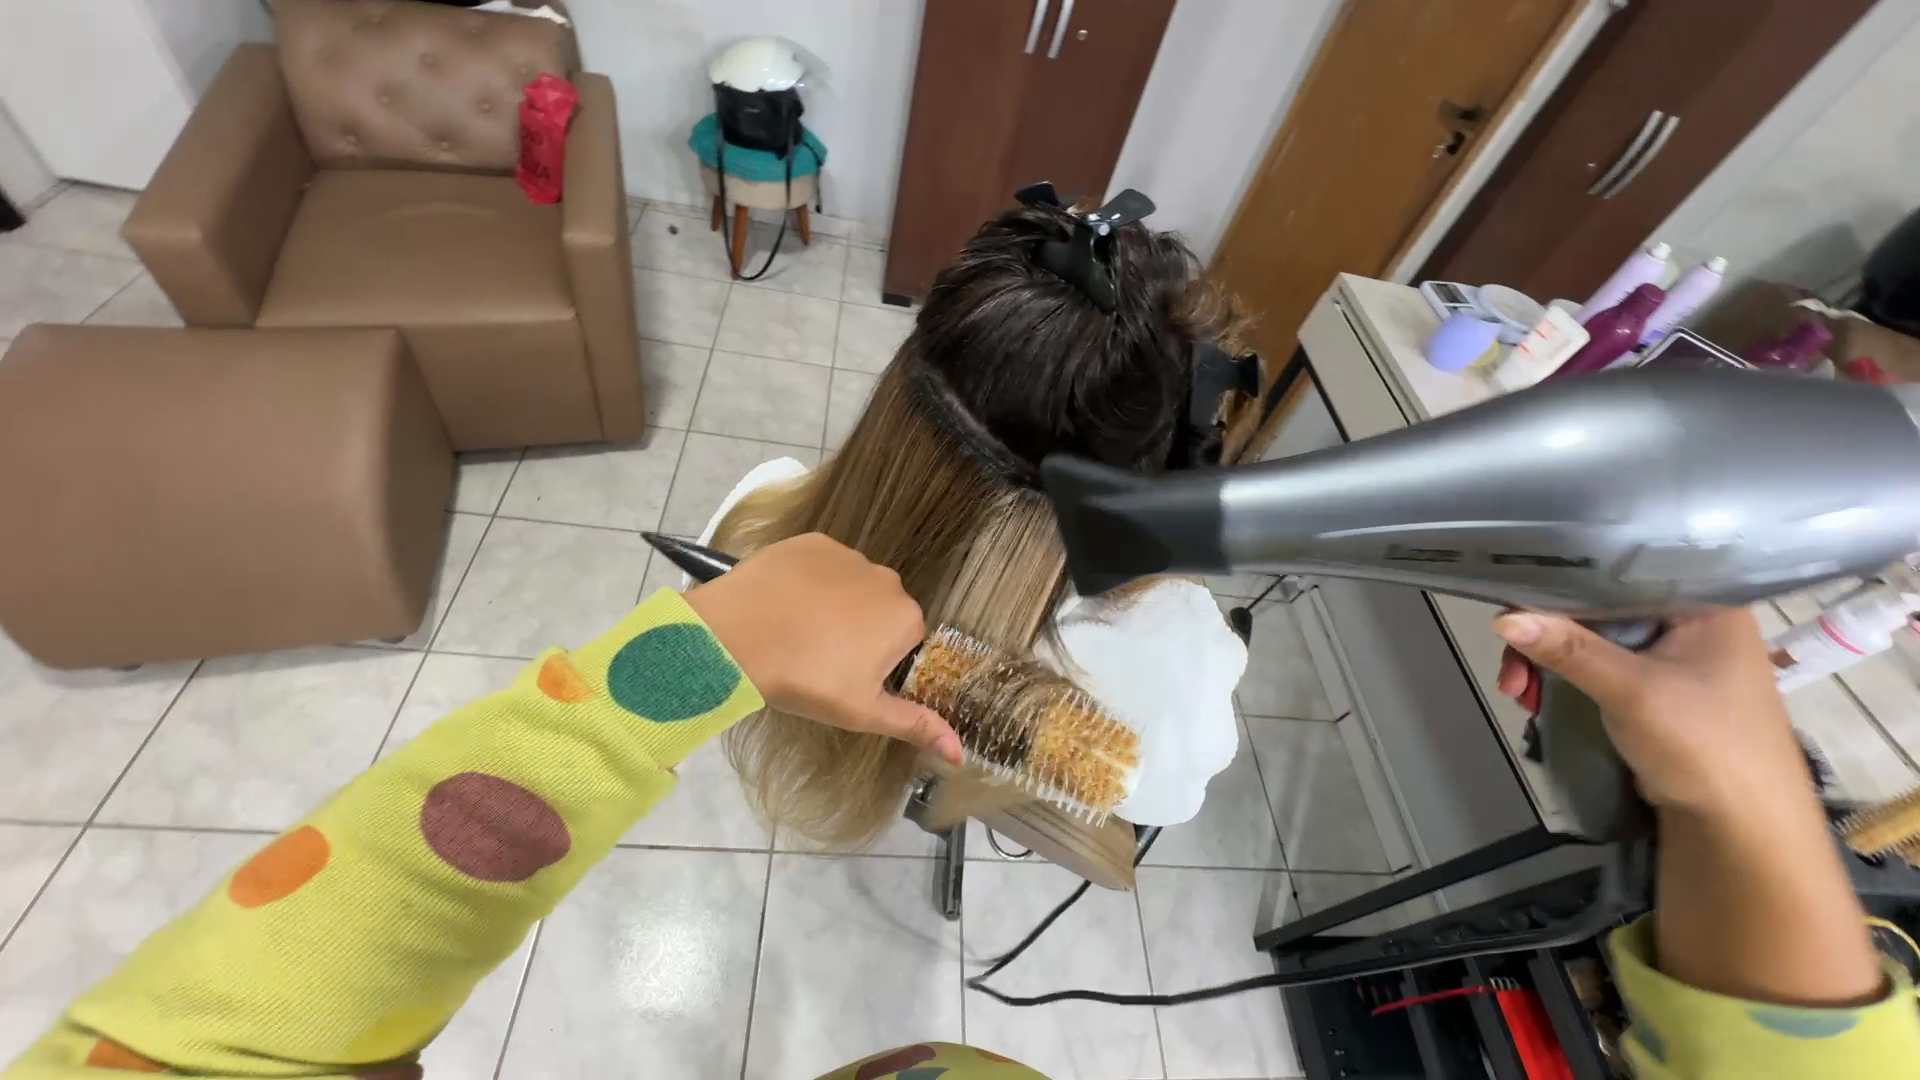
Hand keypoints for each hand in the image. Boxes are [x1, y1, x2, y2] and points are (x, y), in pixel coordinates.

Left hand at [682, 533, 962, 765]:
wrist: (735, 636)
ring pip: (851, 586)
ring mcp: (849, 555)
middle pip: (880, 610)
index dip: (878, 661)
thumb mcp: (861, 711)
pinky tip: (785, 603)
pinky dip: (809, 582)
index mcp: (906, 618)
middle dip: (860, 630)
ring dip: (834, 605)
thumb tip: (960, 753)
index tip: (848, 675)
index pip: (905, 642)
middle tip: (821, 657)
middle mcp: (887, 578)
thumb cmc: (805, 678)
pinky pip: (820, 565)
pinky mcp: (813, 542)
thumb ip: (914, 725)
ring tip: (797, 632)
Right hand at [1492, 608, 1811, 817]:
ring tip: (1520, 696)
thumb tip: (1502, 619)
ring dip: (1543, 664)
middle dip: (1541, 640)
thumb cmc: (1705, 746)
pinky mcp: (1653, 684)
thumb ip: (1567, 650)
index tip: (1512, 618)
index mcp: (1703, 606)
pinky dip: (1560, 680)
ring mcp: (1671, 654)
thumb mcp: (1630, 691)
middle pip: (1591, 610)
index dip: (1556, 590)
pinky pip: (1592, 665)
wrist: (1740, 826)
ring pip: (1585, 639)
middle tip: (1512, 675)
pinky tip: (1539, 701)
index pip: (1614, 576)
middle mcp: (1687, 621)